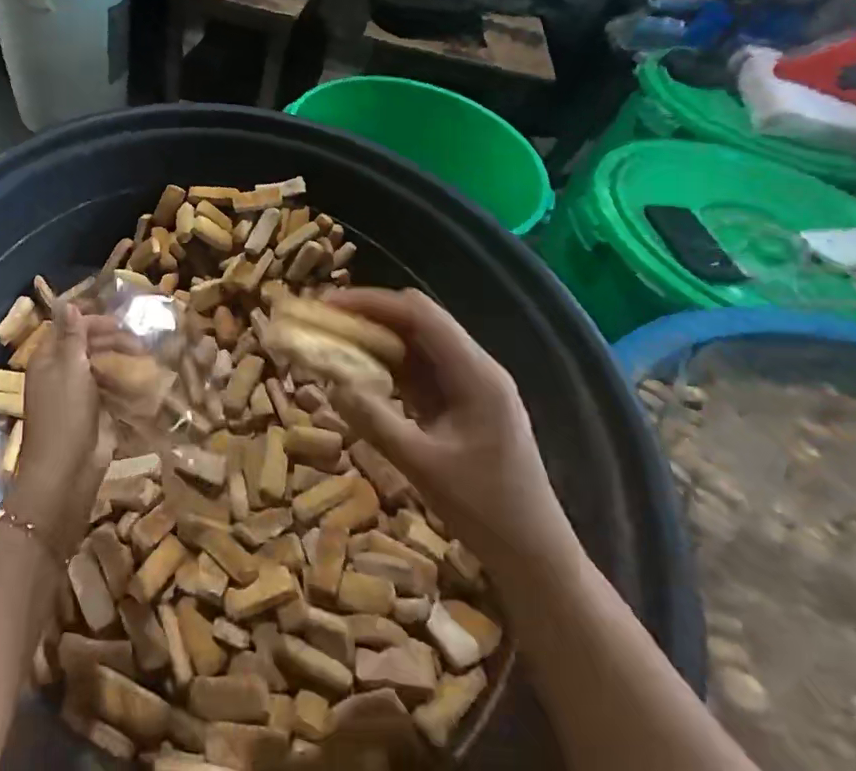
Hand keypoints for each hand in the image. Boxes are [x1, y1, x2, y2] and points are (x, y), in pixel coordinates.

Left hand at [5, 304, 121, 552]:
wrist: (68, 469)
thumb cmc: (65, 414)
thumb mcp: (69, 368)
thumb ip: (72, 335)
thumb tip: (66, 301)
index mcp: (48, 359)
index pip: (70, 328)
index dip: (94, 322)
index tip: (122, 323)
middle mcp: (61, 373)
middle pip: (88, 345)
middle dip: (113, 340)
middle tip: (140, 343)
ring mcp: (79, 393)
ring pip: (101, 366)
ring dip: (121, 359)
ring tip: (146, 357)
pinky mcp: (94, 411)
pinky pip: (110, 388)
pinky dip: (124, 381)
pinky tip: (142, 378)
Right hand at [321, 288, 574, 572]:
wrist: (532, 550)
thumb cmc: (485, 509)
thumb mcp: (422, 465)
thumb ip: (375, 421)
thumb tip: (333, 384)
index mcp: (476, 374)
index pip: (420, 315)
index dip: (372, 303)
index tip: (327, 305)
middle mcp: (475, 368)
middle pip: (418, 323)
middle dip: (369, 318)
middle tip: (323, 324)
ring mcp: (470, 386)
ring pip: (417, 347)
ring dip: (376, 342)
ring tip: (332, 344)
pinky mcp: (462, 405)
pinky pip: (420, 373)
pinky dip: (388, 369)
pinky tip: (359, 375)